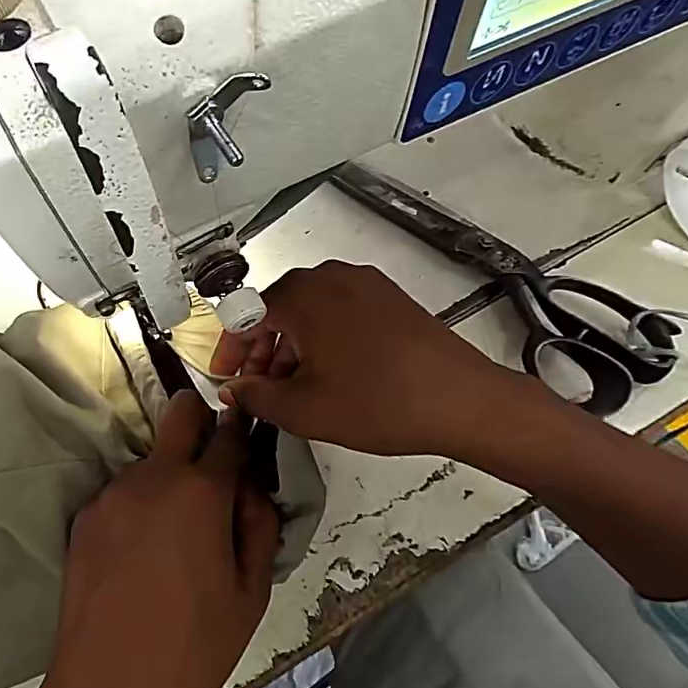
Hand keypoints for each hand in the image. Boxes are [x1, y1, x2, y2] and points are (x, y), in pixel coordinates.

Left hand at [0, 394, 280, 687]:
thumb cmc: (195, 646)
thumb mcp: (252, 590)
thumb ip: (260, 524)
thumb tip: (252, 485)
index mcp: (202, 492)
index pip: (230, 433)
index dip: (244, 429)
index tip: (249, 435)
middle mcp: (152, 478)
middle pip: (180, 412)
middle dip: (202, 419)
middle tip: (213, 467)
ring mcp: (112, 495)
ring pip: (151, 459)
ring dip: (169, 477)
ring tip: (174, 535)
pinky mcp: (84, 519)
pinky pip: (124, 493)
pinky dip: (141, 504)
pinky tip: (142, 553)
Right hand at [209, 261, 544, 458]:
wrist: (459, 399)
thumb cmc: (382, 401)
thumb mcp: (304, 409)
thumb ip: (258, 396)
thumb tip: (238, 390)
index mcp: (303, 296)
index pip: (246, 315)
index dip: (230, 350)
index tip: (228, 376)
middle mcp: (332, 277)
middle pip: (279, 308)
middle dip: (263, 349)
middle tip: (260, 386)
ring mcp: (365, 284)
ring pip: (312, 310)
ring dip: (294, 345)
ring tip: (296, 386)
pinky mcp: (390, 297)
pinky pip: (341, 311)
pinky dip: (325, 337)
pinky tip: (331, 372)